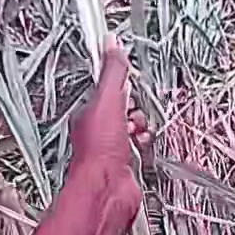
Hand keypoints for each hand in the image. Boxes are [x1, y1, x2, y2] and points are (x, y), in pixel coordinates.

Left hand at [65, 39, 149, 234]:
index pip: (107, 91)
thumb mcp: (107, 100)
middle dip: (134, 108)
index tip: (129, 80)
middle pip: (124, 110)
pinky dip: (145, 144)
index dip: (120, 85)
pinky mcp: (127, 165)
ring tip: (138, 131)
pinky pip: (141, 148)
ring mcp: (113, 150)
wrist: (108, 189)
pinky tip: (143, 145)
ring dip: (142, 126)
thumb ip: (112, 72)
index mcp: (88, 115)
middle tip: (133, 112)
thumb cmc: (99, 151)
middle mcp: (98, 133)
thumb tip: (112, 44)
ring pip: (134, 129)